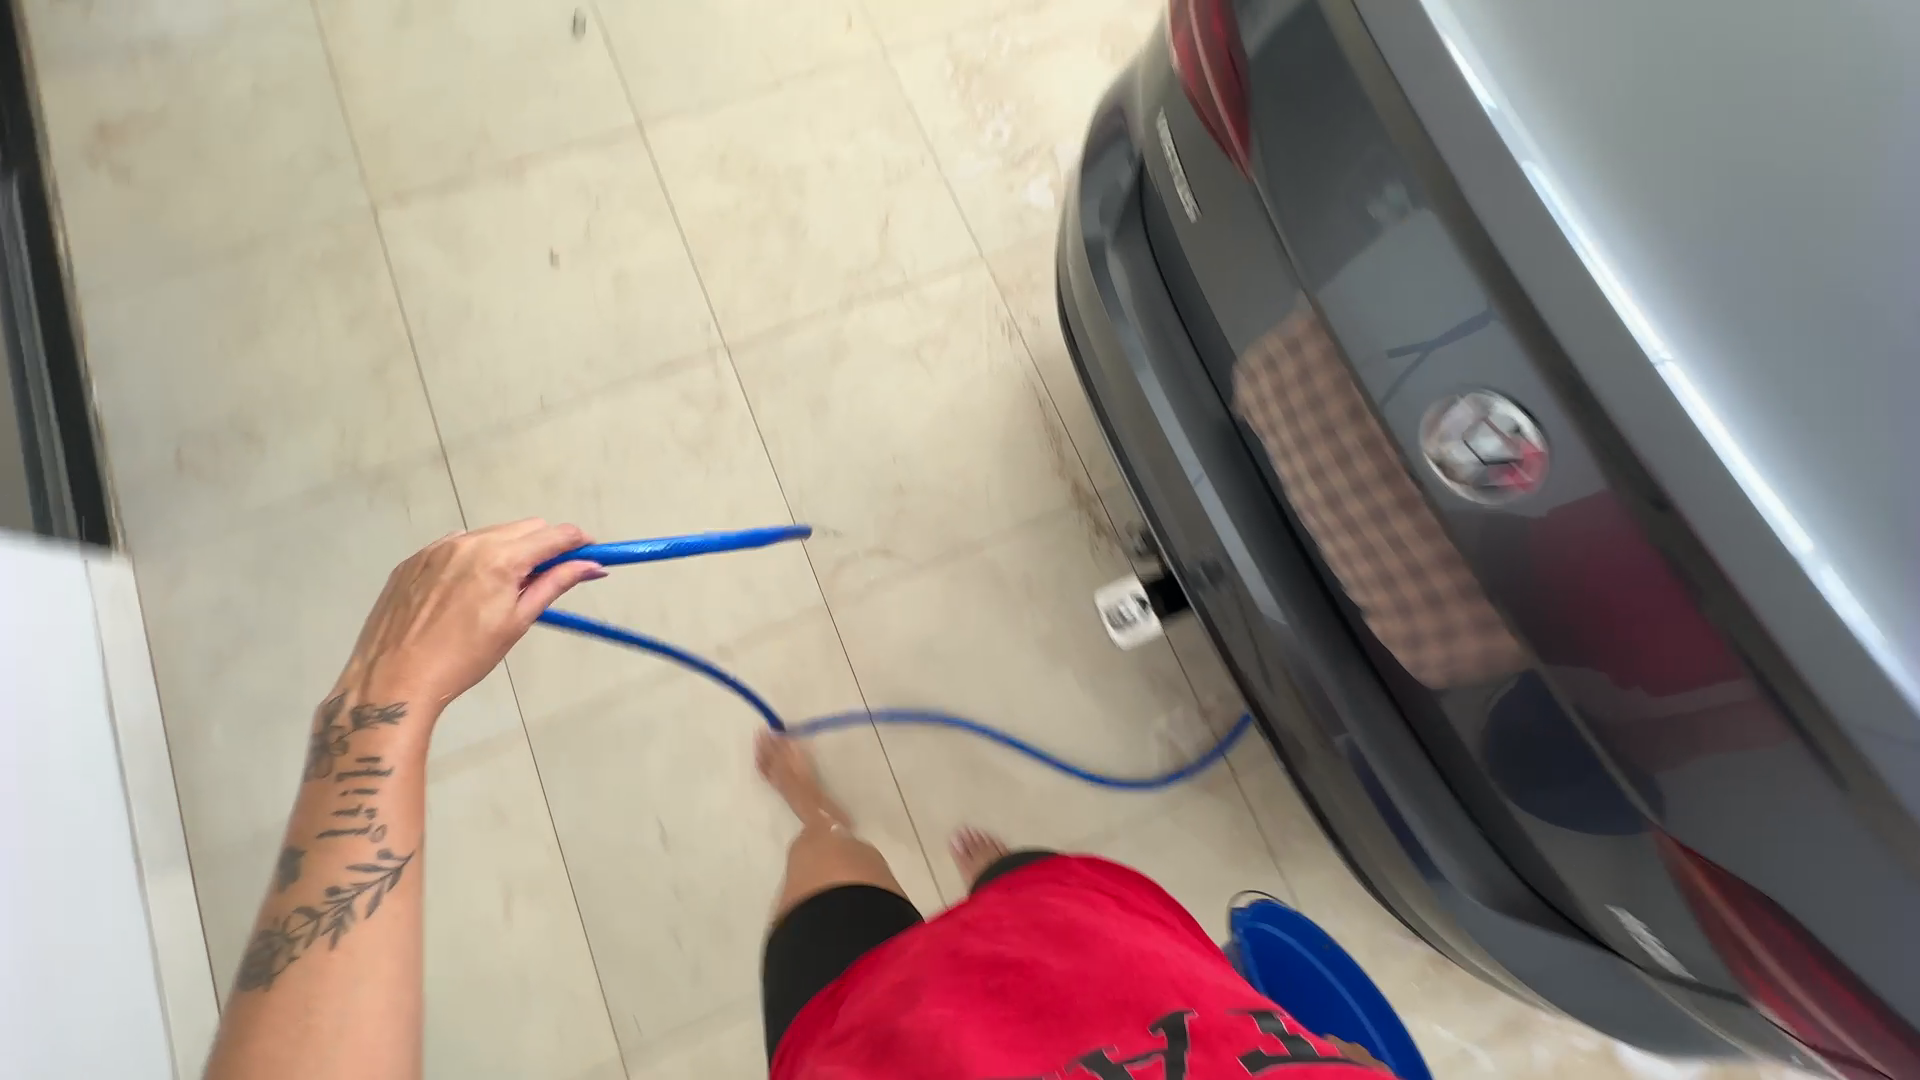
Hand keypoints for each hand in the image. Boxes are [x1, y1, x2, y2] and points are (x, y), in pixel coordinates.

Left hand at [334, 519, 604, 712]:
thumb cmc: (466, 656)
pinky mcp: (413, 560)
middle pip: (526, 527)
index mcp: (501, 558)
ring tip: (504, 589)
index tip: (590, 556)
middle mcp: (469, 542)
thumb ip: (555, 584)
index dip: (579, 542)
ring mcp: (437, 548)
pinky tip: (468, 590)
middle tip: (547, 578)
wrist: (394, 678)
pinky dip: (476, 557)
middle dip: (546, 546)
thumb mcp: (518, 621)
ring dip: (510, 550)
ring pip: (492, 533)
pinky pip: (457, 545)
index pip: (556, 535)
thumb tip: (592, 566)